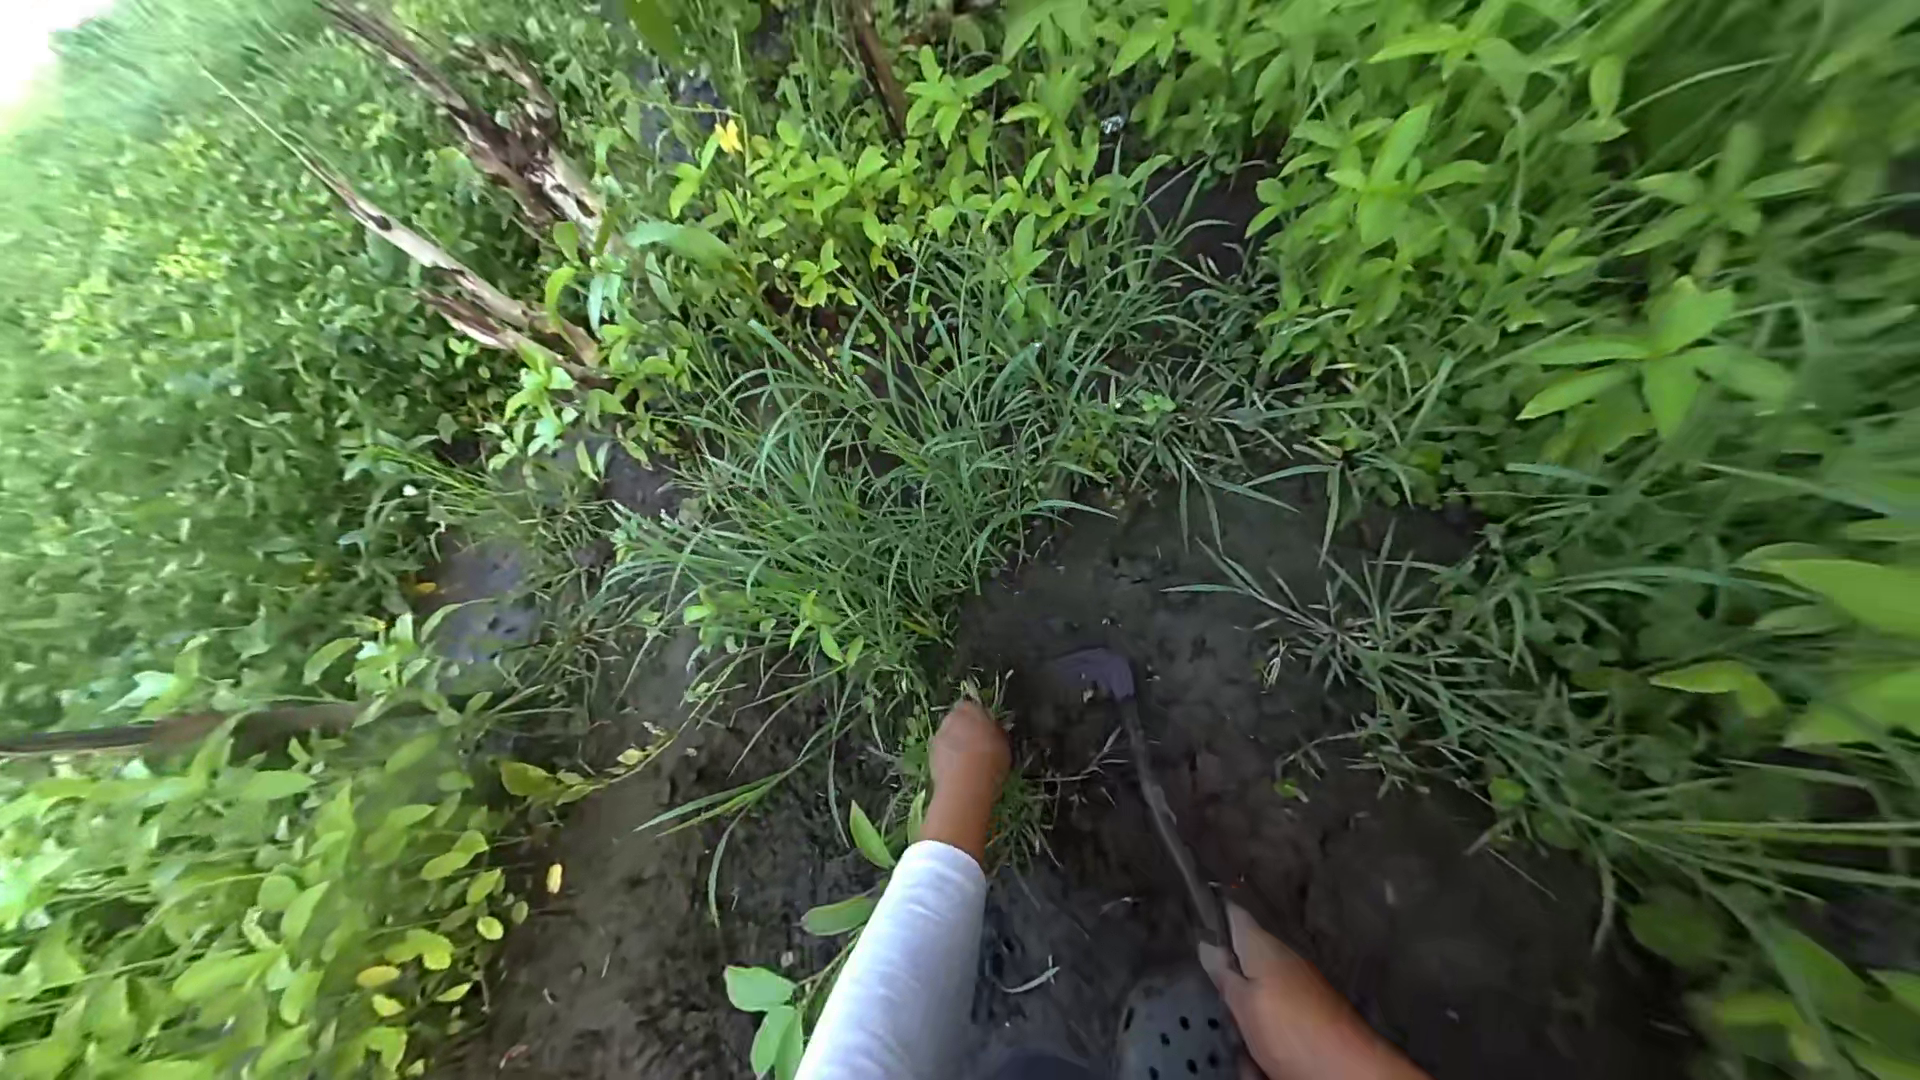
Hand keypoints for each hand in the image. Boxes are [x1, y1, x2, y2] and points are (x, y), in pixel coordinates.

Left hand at [920, 699, 1009, 864]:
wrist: (965, 785)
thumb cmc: (990, 761)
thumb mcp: (1004, 744)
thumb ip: (997, 732)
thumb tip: (995, 731)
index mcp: (971, 710)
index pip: (972, 706)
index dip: (979, 718)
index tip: (986, 731)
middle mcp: (951, 718)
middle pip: (956, 719)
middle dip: (964, 729)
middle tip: (977, 745)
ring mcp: (938, 736)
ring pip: (947, 736)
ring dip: (954, 743)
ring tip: (967, 762)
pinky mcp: (930, 754)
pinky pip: (941, 752)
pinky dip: (947, 758)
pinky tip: (958, 772)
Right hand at [1199, 902, 1429, 1079]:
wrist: (1359, 1077)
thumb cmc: (1291, 1033)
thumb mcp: (1244, 1007)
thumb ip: (1223, 976)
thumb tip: (1206, 945)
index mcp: (1262, 946)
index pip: (1232, 914)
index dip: (1212, 915)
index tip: (1195, 929)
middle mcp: (1283, 959)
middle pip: (1245, 961)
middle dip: (1231, 988)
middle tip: (1223, 1016)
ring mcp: (1303, 988)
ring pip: (1262, 997)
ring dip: (1251, 1023)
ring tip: (1248, 1059)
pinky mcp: (1317, 1017)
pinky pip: (1282, 1020)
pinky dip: (1272, 1040)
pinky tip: (1267, 1069)